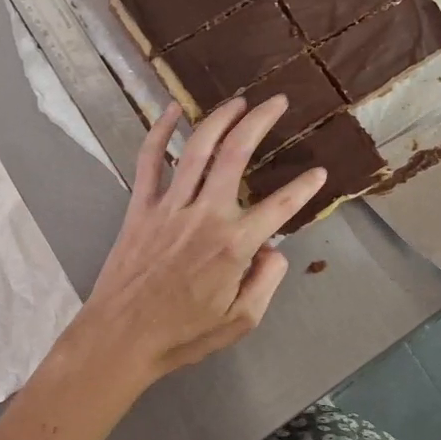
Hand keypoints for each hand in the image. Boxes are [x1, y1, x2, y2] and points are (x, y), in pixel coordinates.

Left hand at [71, 97, 325, 385]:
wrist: (120, 338)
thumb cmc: (182, 335)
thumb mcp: (240, 321)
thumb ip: (266, 282)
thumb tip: (275, 249)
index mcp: (233, 245)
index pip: (279, 207)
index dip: (304, 188)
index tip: (320, 172)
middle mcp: (205, 214)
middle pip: (236, 154)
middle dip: (260, 122)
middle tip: (278, 101)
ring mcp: (169, 206)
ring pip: (198, 149)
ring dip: (220, 118)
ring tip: (239, 101)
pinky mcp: (140, 206)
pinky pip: (149, 160)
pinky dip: (159, 131)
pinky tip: (171, 110)